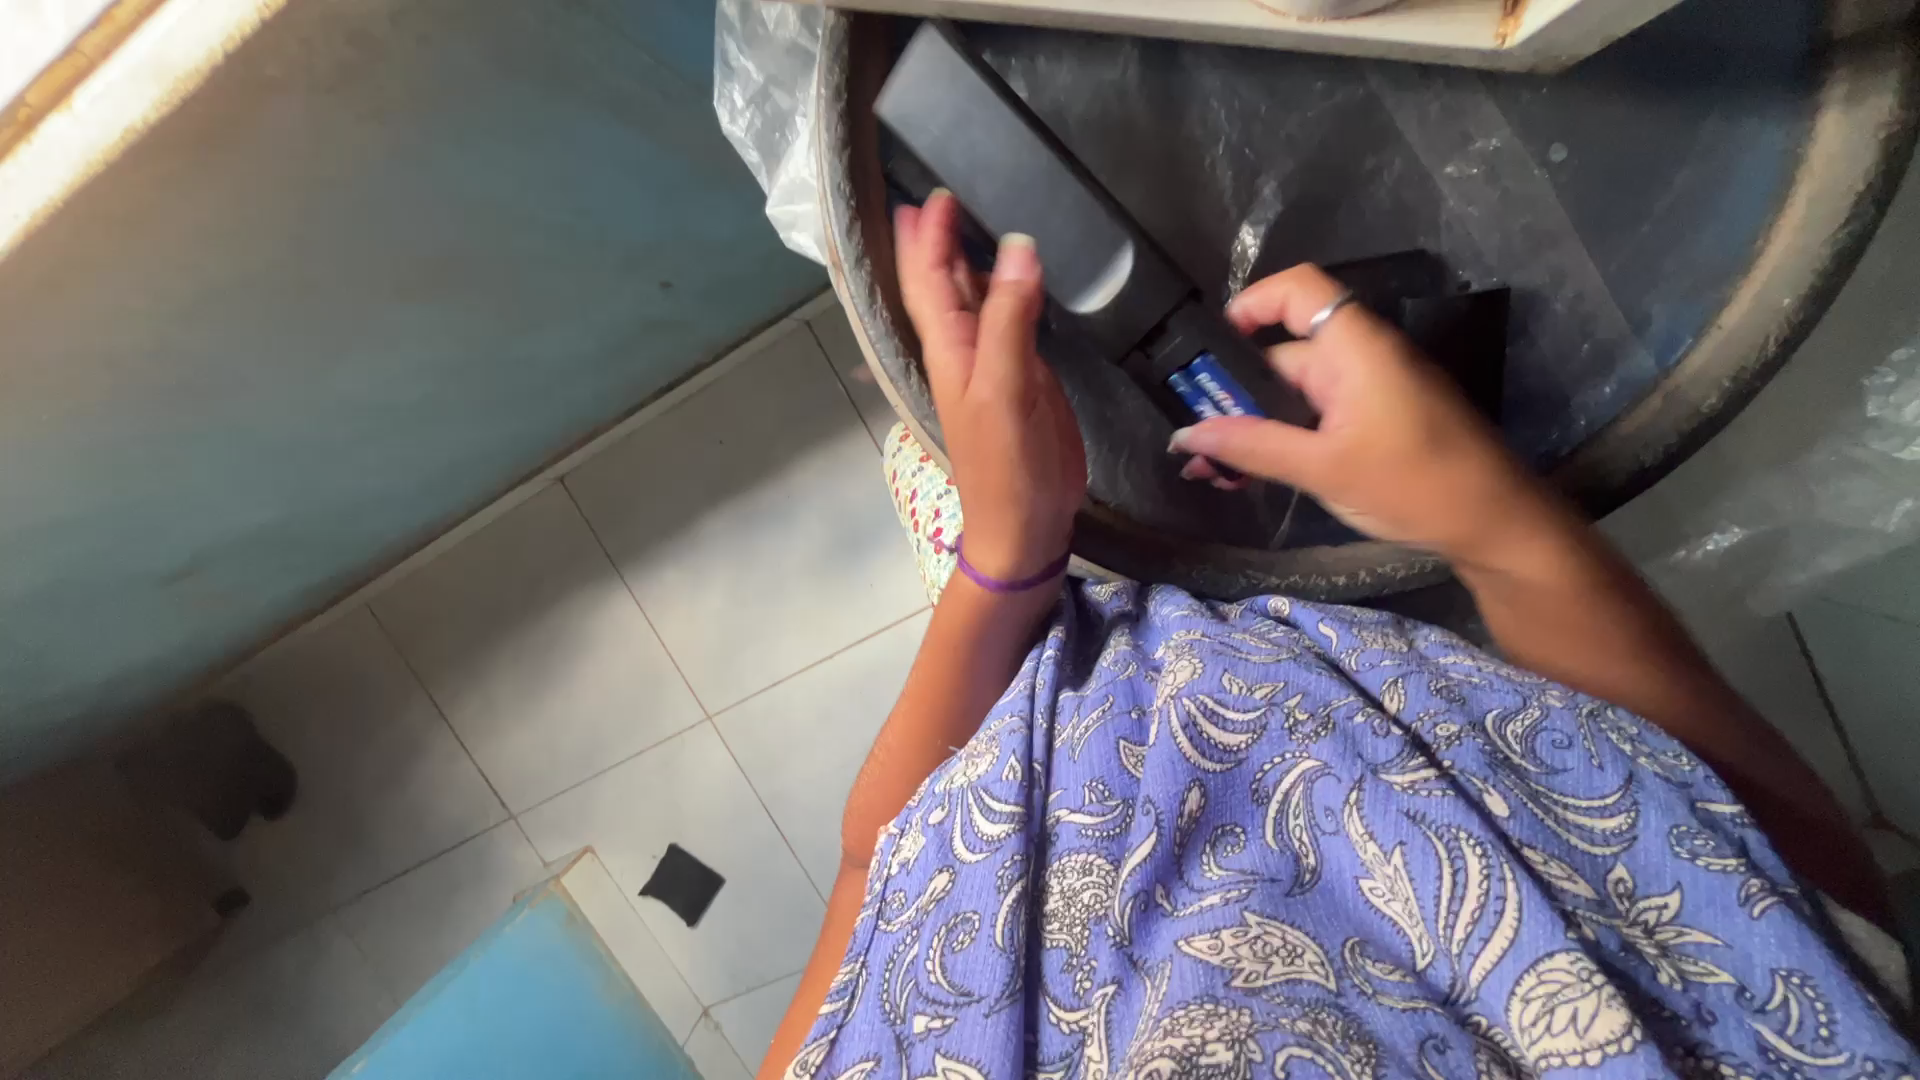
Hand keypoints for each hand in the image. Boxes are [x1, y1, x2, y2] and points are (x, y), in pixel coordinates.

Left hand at [894, 191, 1086, 581]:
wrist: (1025, 523)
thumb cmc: (1006, 466)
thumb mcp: (1005, 390)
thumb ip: (1008, 320)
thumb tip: (1017, 247)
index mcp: (950, 349)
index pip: (928, 280)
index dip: (926, 238)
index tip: (930, 193)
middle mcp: (966, 349)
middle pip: (946, 283)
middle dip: (941, 239)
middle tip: (948, 190)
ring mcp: (994, 363)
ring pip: (977, 299)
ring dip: (973, 260)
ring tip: (978, 217)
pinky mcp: (1025, 376)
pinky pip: (1010, 319)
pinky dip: (1010, 291)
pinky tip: (1019, 274)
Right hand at [1168, 264, 1564, 567]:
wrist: (1494, 525)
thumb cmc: (1415, 485)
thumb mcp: (1323, 468)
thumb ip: (1252, 447)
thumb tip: (1186, 436)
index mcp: (1354, 349)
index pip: (1299, 291)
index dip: (1250, 304)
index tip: (1209, 348)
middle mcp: (1355, 360)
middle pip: (1279, 355)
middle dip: (1228, 394)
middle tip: (1190, 438)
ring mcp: (1360, 393)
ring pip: (1287, 395)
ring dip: (1245, 427)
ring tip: (1206, 468)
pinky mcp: (1365, 423)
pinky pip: (1306, 419)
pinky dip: (1272, 440)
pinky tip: (1239, 474)